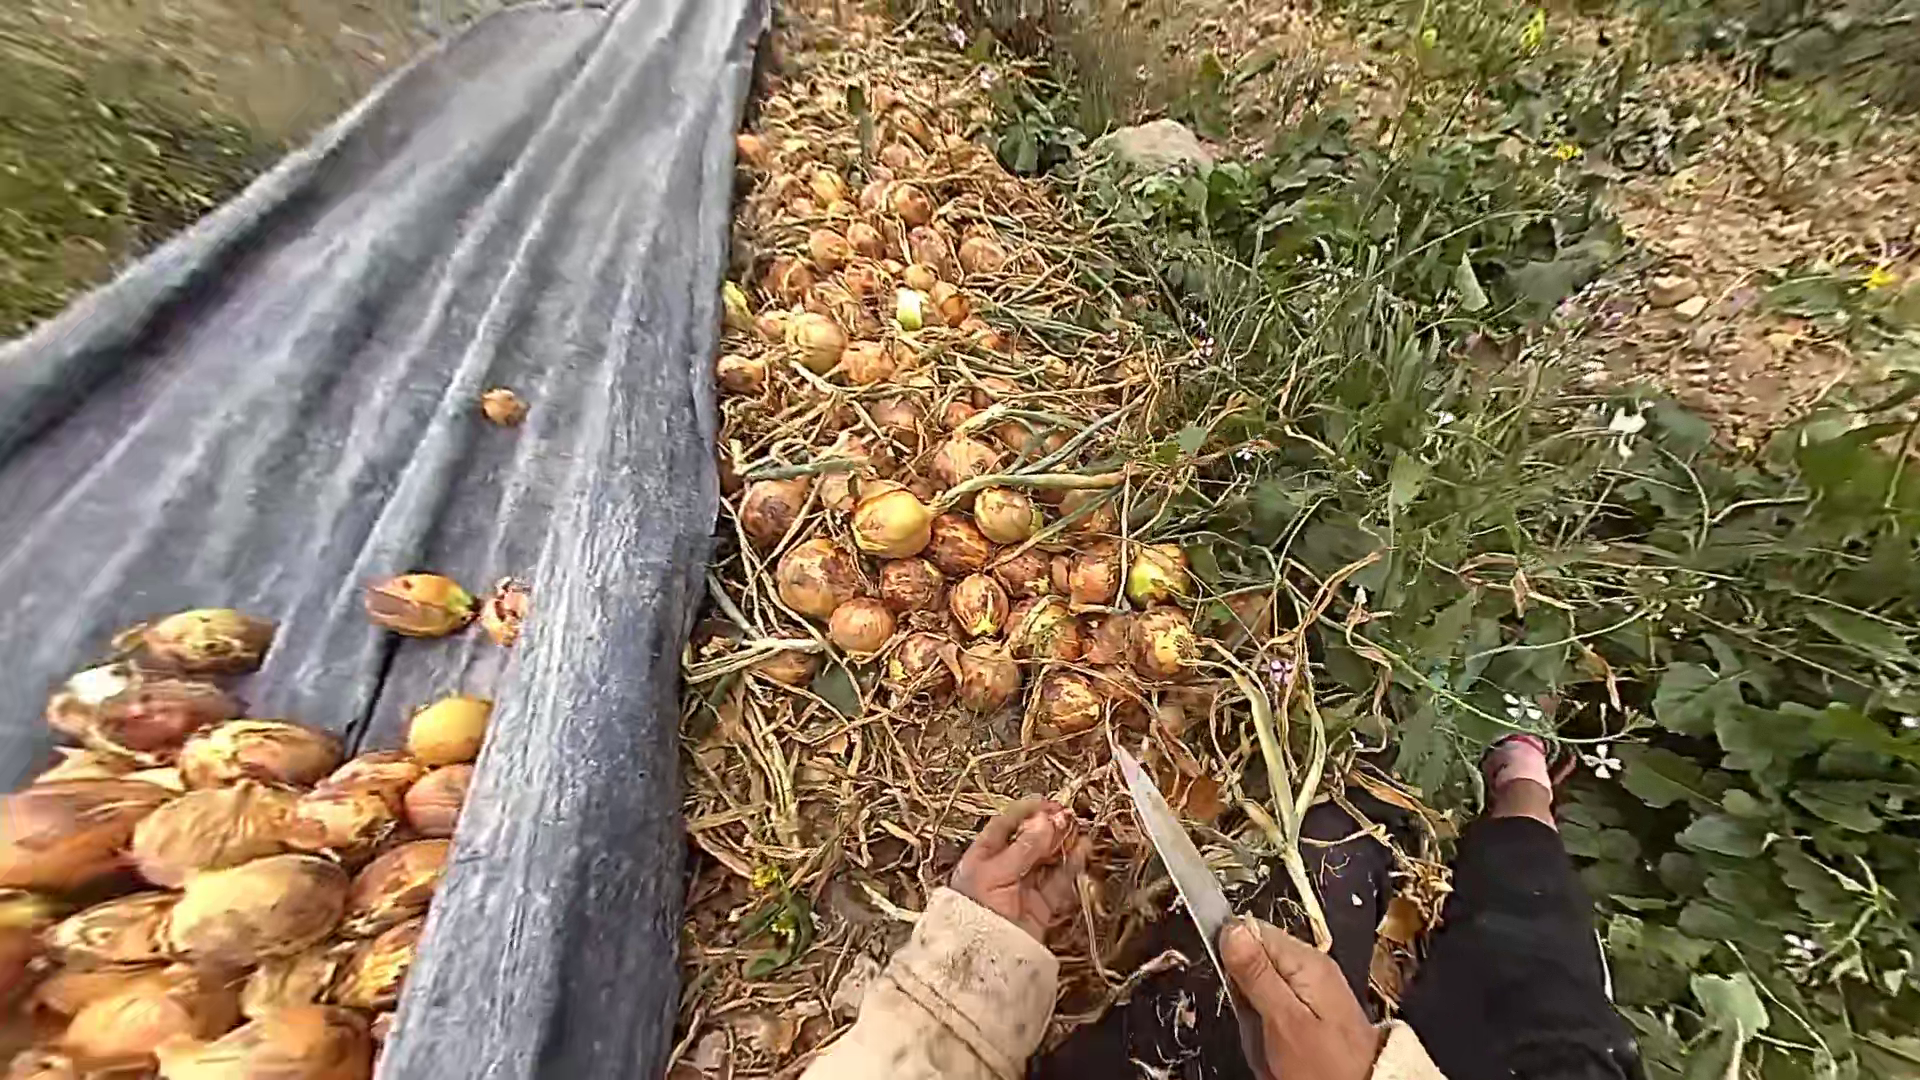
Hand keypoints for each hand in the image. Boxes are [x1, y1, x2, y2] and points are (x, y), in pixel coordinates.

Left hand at [951, 798, 1085, 941]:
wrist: (982, 961)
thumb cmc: (978, 910)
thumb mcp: (996, 872)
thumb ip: (1025, 847)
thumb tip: (1048, 820)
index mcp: (985, 853)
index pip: (1007, 823)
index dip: (1028, 811)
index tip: (1049, 802)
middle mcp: (1004, 867)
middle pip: (1030, 840)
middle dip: (1049, 826)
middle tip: (1069, 815)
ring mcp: (1023, 887)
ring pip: (1046, 859)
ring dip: (1062, 843)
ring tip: (1078, 829)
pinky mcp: (1040, 907)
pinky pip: (1058, 882)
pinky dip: (1070, 866)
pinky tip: (1081, 851)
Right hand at [1221, 918, 1382, 1079]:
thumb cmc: (1329, 1072)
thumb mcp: (1285, 1022)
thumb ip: (1256, 973)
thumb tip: (1230, 927)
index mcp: (1306, 960)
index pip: (1250, 929)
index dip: (1235, 957)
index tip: (1237, 990)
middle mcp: (1312, 966)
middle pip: (1255, 958)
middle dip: (1246, 992)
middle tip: (1258, 1026)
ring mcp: (1316, 989)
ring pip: (1261, 985)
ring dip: (1257, 1016)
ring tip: (1271, 1046)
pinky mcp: (1316, 1011)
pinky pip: (1276, 1006)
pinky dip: (1271, 1027)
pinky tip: (1280, 1051)